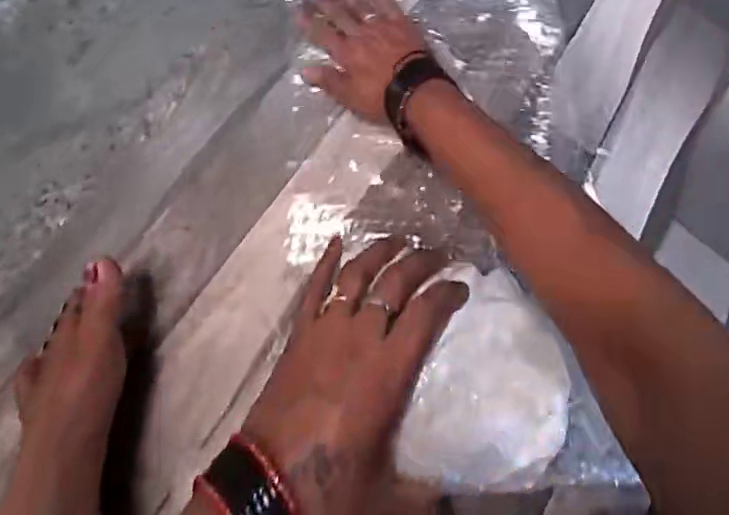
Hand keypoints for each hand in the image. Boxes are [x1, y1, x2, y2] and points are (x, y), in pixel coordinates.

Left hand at [239, 237, 468, 514]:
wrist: (266, 485)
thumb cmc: (332, 485)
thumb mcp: (389, 491)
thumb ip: (425, 488)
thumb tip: (451, 496)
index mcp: (387, 369)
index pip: (426, 313)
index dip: (447, 293)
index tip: (462, 286)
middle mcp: (359, 337)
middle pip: (394, 283)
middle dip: (420, 261)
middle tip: (438, 252)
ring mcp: (325, 330)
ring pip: (355, 275)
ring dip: (378, 252)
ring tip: (397, 239)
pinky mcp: (299, 334)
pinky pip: (313, 288)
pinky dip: (326, 262)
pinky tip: (336, 242)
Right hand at [297, 0, 430, 122]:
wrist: (416, 88)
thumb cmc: (381, 97)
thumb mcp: (350, 96)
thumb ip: (328, 80)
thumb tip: (304, 69)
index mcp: (346, 52)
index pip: (322, 34)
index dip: (309, 23)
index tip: (298, 11)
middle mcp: (360, 34)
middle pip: (339, 14)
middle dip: (324, 1)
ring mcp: (381, 26)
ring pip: (360, 5)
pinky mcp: (401, 23)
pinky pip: (388, 4)